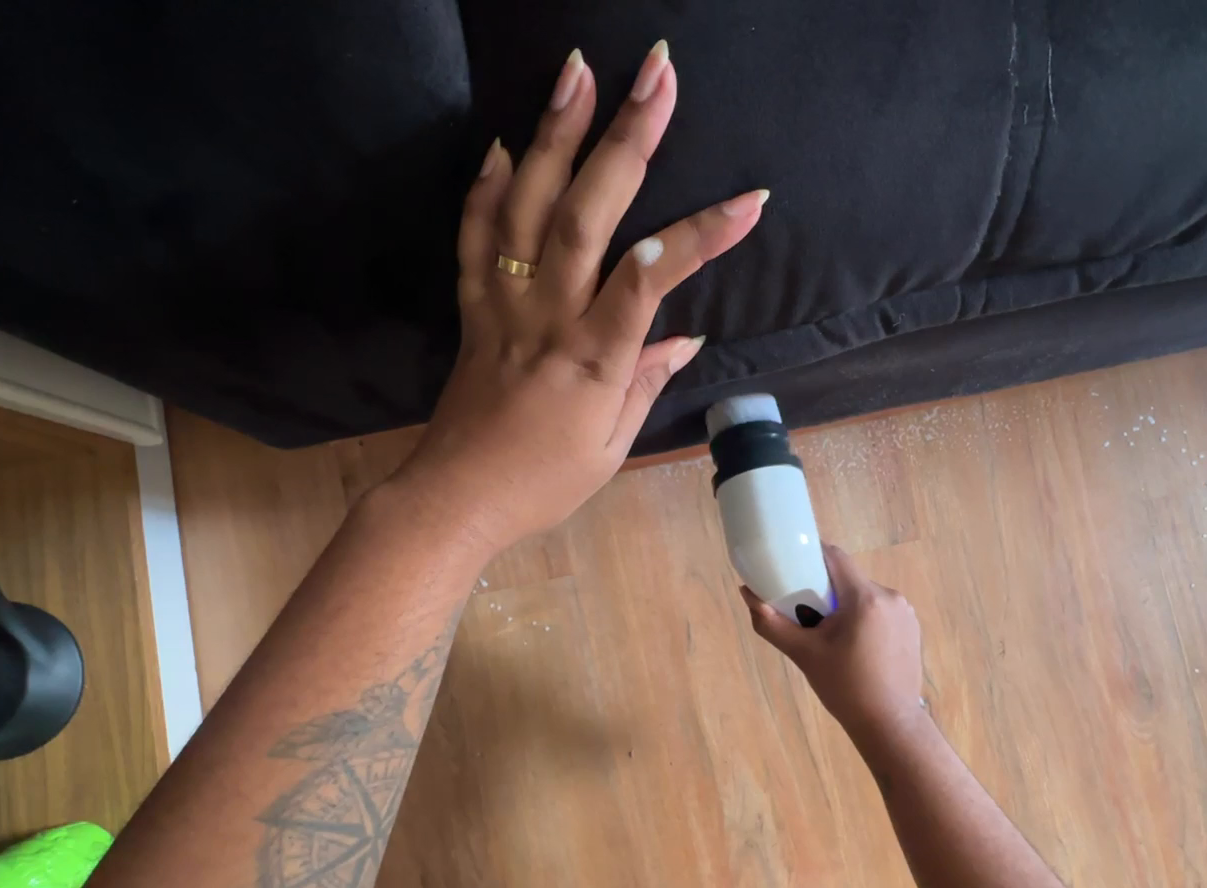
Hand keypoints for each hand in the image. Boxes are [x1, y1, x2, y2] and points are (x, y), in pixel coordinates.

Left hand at [393, 41, 766, 551]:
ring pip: (525, 208)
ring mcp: (501, 307)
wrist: (456, 496)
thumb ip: (645, 383)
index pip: (652, 280)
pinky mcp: (471, 309)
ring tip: (577, 72)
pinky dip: (486, 188)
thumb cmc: (542, 483)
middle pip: (586, 215)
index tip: (749, 203)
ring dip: (553, 134)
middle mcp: (546, 318)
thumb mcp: (611, 446)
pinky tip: (503, 145)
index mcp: (592, 359)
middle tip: (655, 76)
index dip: (702, 236)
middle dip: (625, 140)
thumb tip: (684, 339)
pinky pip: (475, 239)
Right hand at [742, 544, 934, 749]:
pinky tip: (856, 646)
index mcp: (864, 598)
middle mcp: (890, 597)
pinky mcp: (912, 627)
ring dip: (846, 605)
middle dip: (826, 589)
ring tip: (831, 635)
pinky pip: (881, 610)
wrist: (889, 723)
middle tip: (807, 613)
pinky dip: (864, 619)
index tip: (793, 566)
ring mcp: (905, 612)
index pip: (835, 557)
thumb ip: (772, 623)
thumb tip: (748, 593)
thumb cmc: (844, 688)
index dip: (812, 556)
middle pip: (849, 578)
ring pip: (865, 595)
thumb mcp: (803, 654)